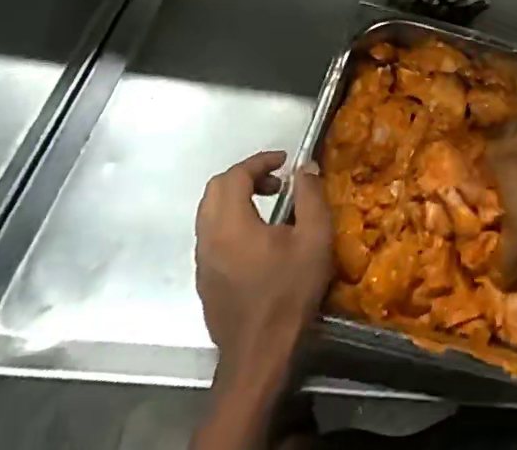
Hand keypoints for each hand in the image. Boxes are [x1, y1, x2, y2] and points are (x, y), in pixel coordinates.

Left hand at [194, 150, 333, 360]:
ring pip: (210, 212)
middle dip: (246, 176)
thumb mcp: (314, 239)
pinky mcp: (204, 279)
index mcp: (230, 222)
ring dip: (237, 198)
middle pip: (216, 189)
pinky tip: (257, 239)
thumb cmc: (289, 293)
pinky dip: (231, 220)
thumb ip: (310, 196)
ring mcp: (202, 260)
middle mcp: (208, 236)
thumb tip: (306, 168)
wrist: (259, 354)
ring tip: (269, 206)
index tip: (285, 161)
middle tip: (277, 183)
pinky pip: (211, 234)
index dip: (260, 161)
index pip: (236, 175)